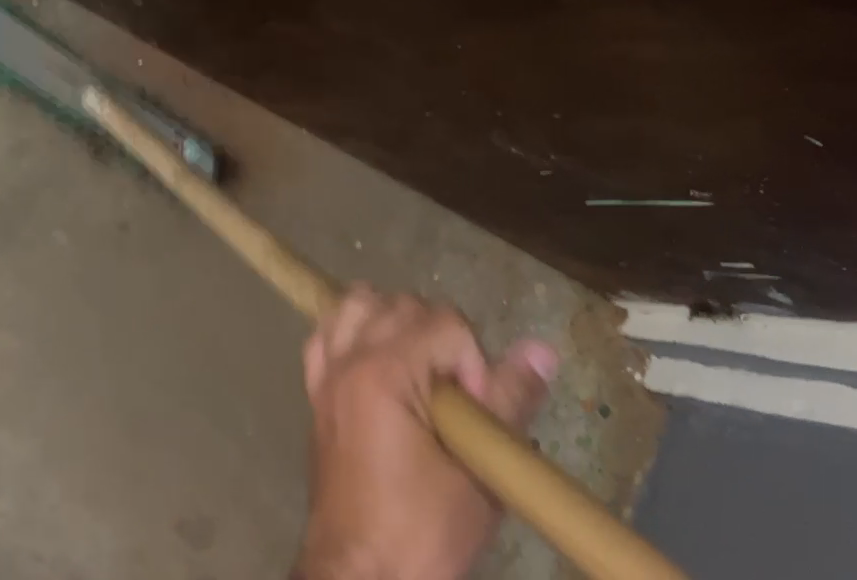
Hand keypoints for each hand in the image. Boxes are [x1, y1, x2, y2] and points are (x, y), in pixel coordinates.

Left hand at [295, 285, 557, 579]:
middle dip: (441, 337)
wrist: (360, 572)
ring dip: (395, 322)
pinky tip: (379, 365)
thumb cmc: (421, 530)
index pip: (445, 323)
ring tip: (422, 370)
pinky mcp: (315, 390)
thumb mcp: (478, 472)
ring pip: (358, 304)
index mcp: (384, 372)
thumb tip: (541, 349)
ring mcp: (325, 372)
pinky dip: (354, 333)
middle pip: (403, 305)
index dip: (475, 362)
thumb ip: (508, 403)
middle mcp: (348, 358)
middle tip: (458, 395)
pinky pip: (327, 333)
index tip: (479, 412)